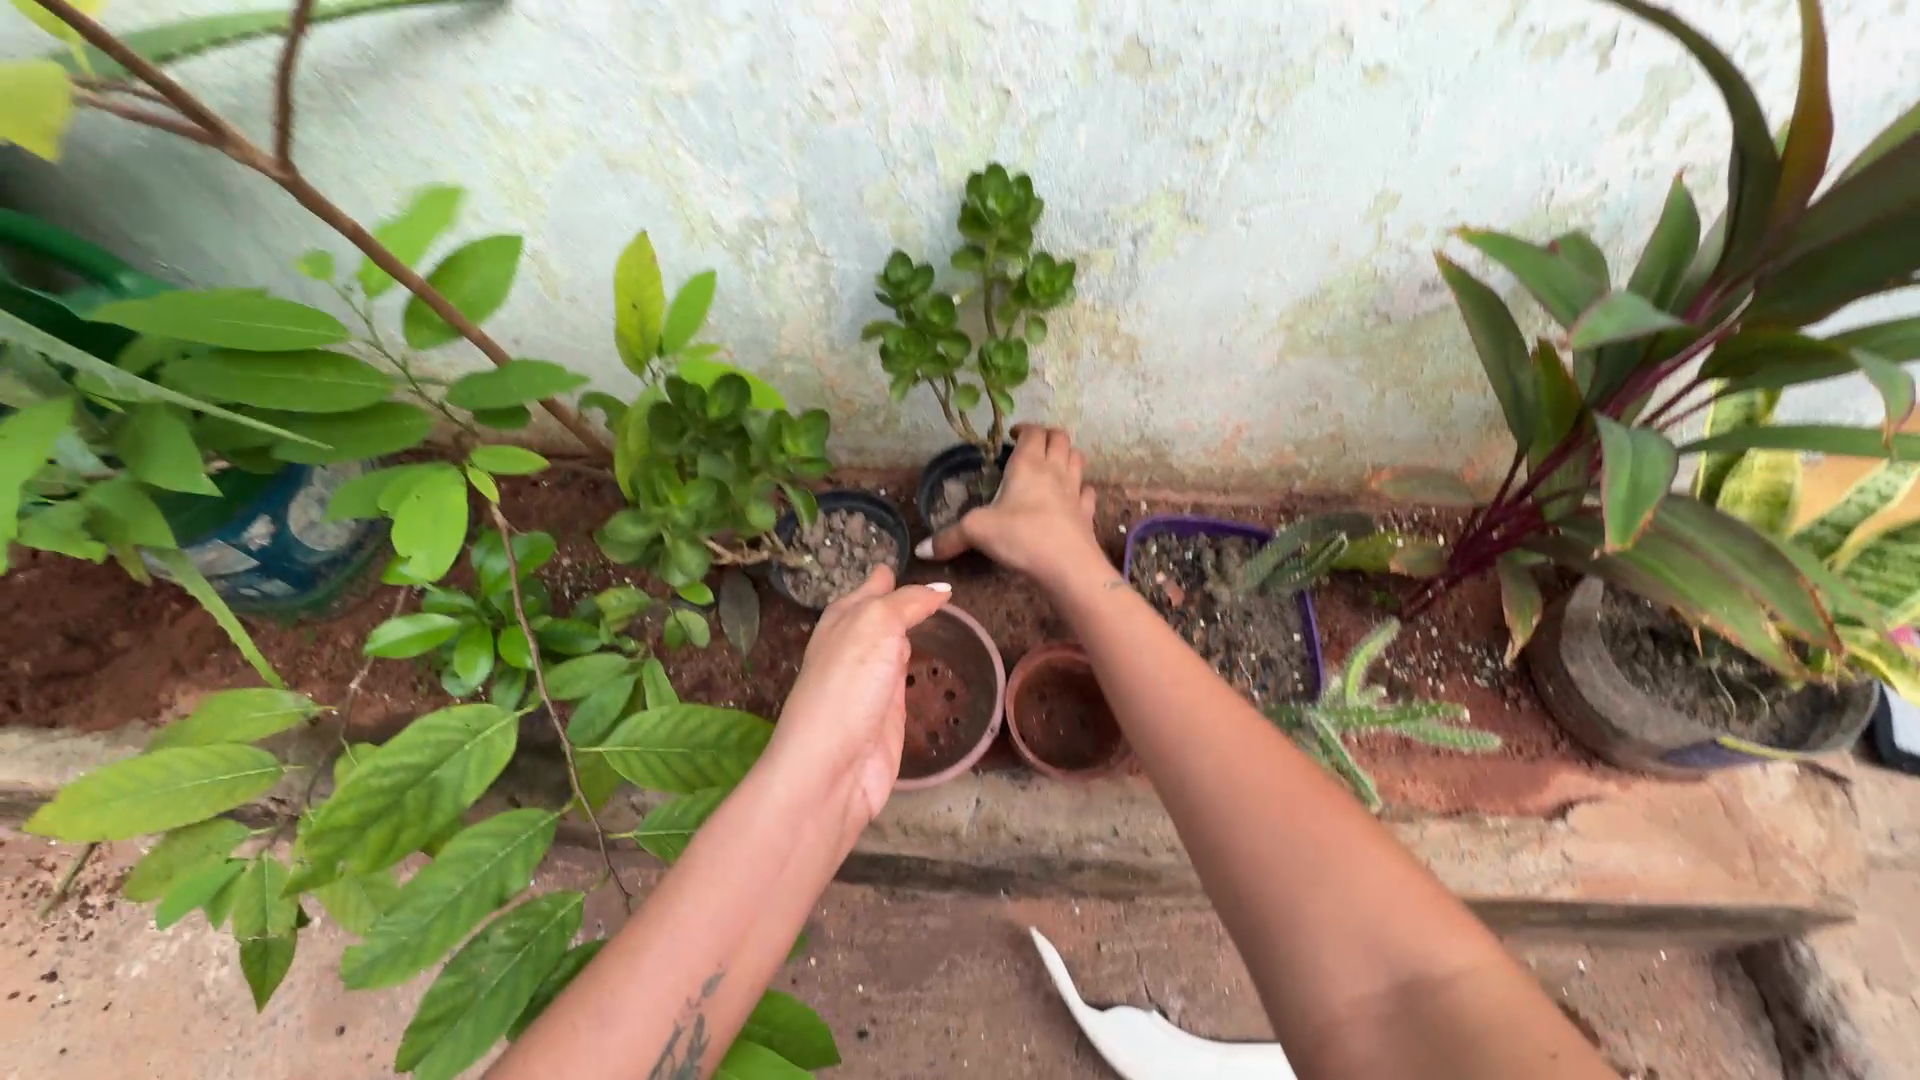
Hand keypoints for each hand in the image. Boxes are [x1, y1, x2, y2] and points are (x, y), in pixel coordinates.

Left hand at [759, 567, 951, 829]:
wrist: (832, 767)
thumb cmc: (847, 685)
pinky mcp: (888, 717)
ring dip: (906, 637)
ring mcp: (871, 685)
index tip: (897, 564)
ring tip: (934, 620)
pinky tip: (931, 666)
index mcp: (842, 622)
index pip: (866, 591)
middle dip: (894, 604)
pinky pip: (905, 685)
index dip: (882, 578)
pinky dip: (916, 671)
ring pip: (891, 651)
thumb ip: (908, 603)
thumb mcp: (876, 624)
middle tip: (929, 592)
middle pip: (877, 620)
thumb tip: (942, 589)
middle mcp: (854, 651)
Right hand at [916, 425, 1105, 588]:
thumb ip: (949, 538)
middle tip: (1032, 445)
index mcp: (1028, 464)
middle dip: (1047, 436)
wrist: (1068, 565)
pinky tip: (1073, 496)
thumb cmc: (1021, 537)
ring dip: (1067, 455)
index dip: (1024, 428)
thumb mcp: (977, 532)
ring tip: (1053, 463)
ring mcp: (1075, 491)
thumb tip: (921, 549)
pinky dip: (1081, 488)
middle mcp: (1055, 470)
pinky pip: (1088, 491)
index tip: (1012, 435)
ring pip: (1077, 459)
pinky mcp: (1087, 512)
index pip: (1033, 432)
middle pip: (1060, 438)